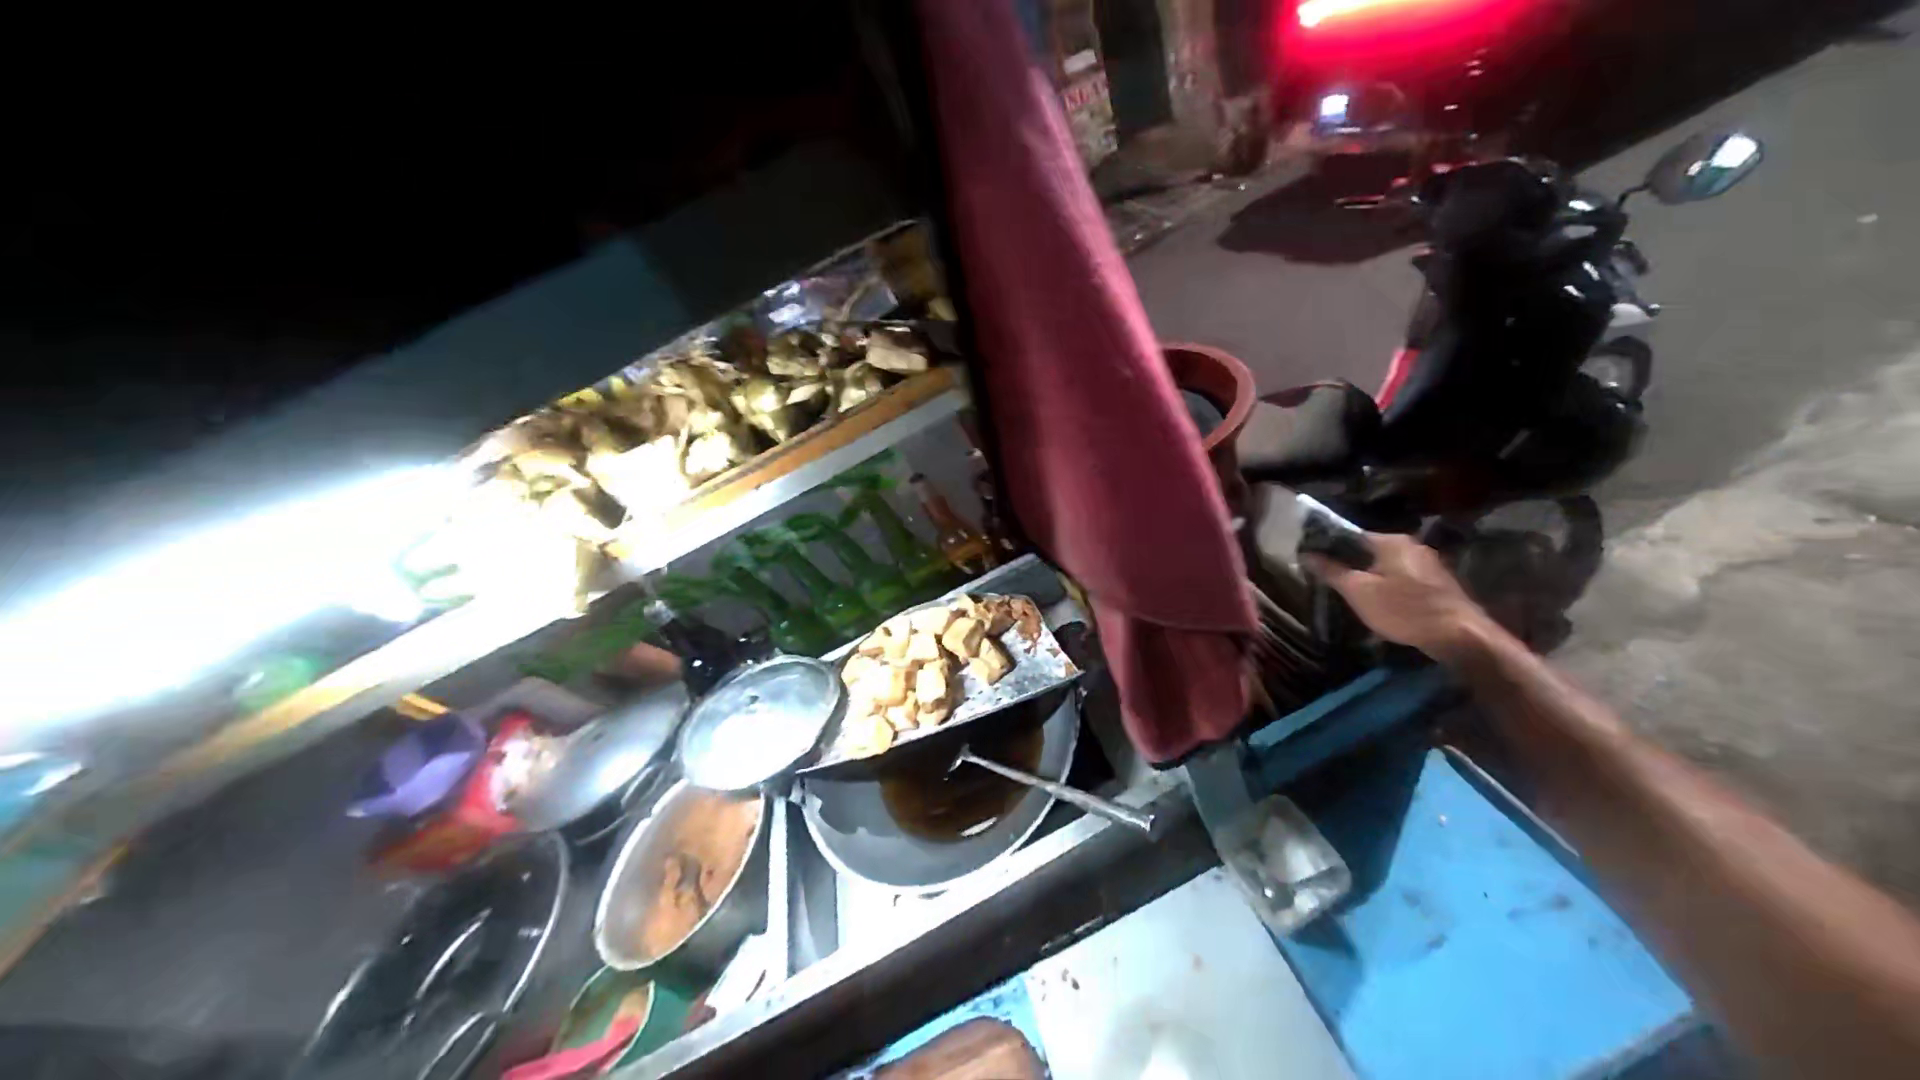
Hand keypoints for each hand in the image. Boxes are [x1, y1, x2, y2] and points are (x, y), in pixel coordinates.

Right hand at [1300, 533, 1496, 664]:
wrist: (1460, 636)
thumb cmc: (1403, 610)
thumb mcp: (1358, 591)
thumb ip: (1331, 571)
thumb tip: (1307, 554)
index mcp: (1391, 541)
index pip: (1350, 535)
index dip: (1329, 547)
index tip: (1313, 560)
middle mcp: (1412, 545)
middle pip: (1369, 550)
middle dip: (1349, 563)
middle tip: (1329, 580)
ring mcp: (1428, 563)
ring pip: (1387, 564)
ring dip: (1370, 575)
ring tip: (1351, 593)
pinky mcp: (1437, 582)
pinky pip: (1402, 577)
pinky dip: (1388, 584)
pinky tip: (1380, 601)